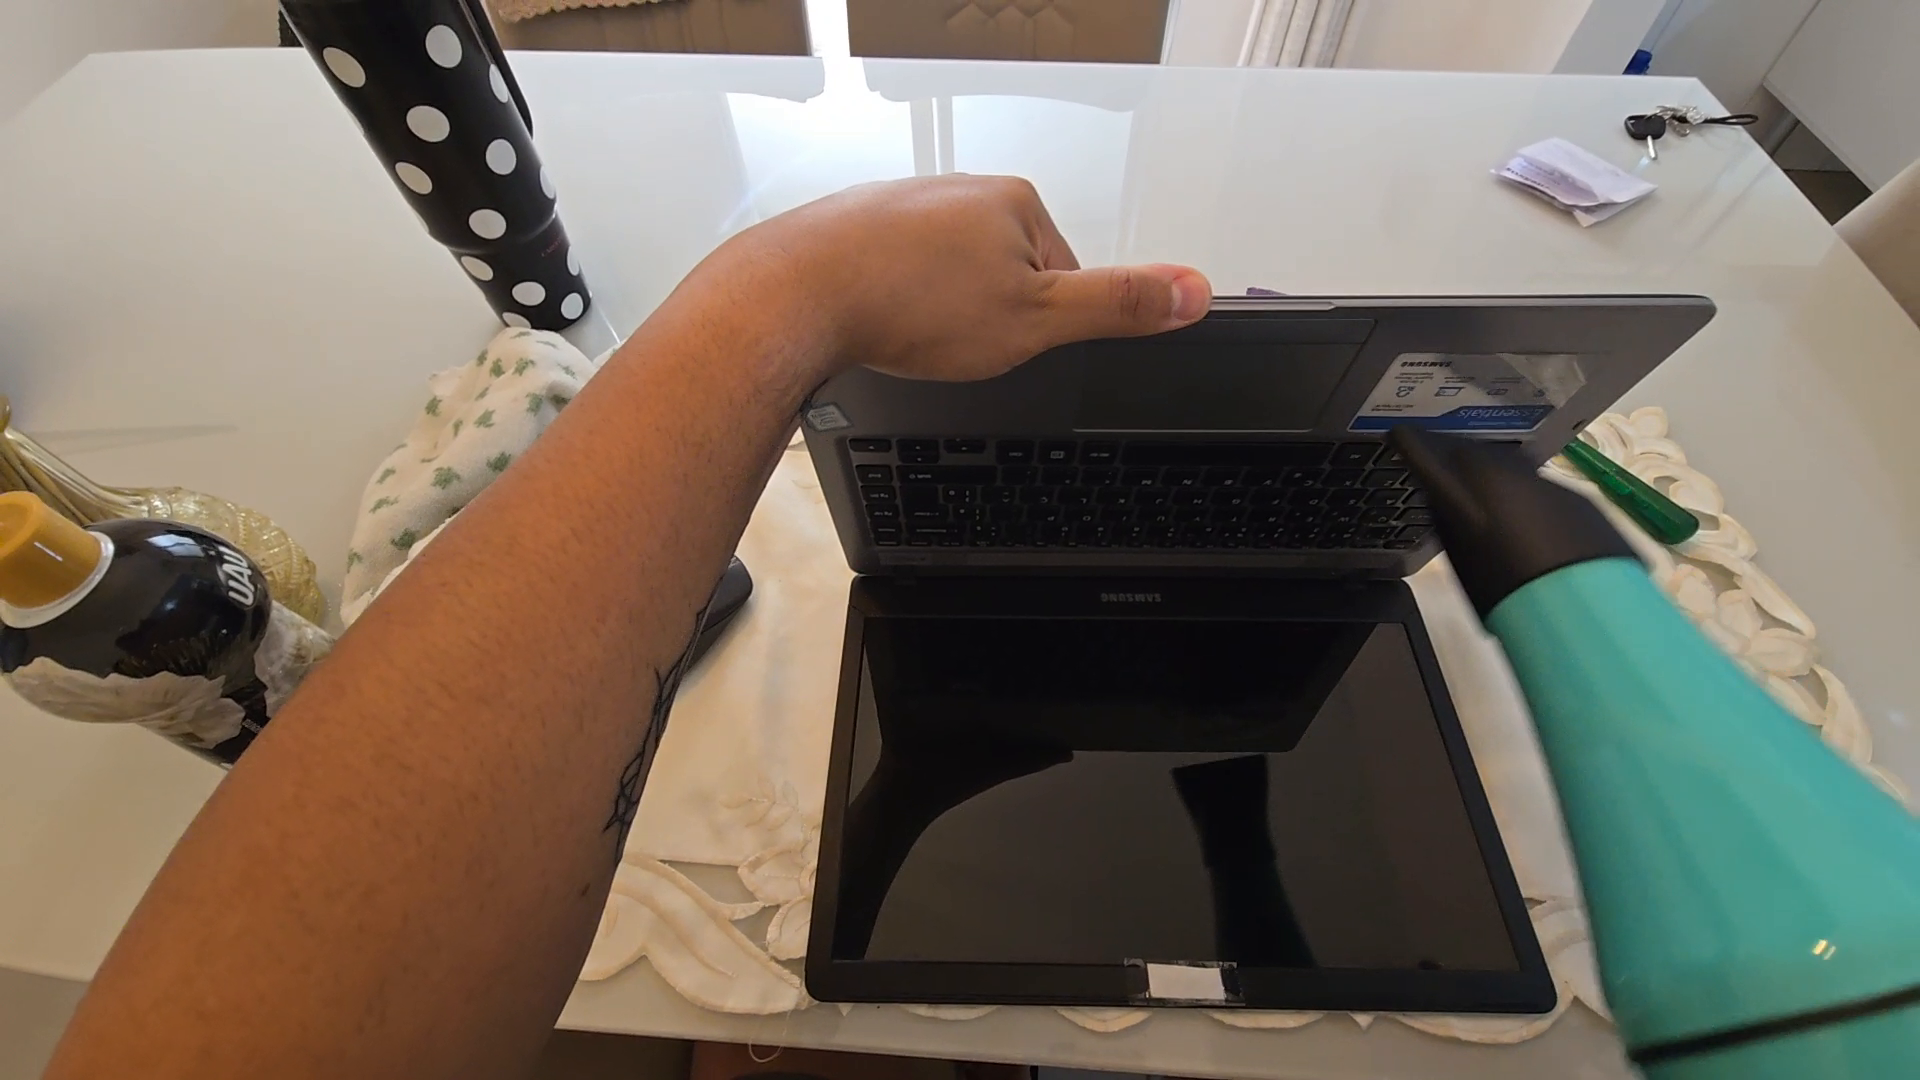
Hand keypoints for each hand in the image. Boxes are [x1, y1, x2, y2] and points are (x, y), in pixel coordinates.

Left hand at [689, 174, 1211, 382]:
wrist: (803, 294)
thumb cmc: (914, 302)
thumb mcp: (1035, 318)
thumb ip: (1115, 305)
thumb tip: (1192, 291)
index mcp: (1016, 204)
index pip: (1063, 274)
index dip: (1043, 326)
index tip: (1011, 344)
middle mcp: (964, 192)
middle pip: (1007, 275)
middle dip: (991, 319)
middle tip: (959, 344)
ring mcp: (912, 206)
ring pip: (952, 279)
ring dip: (943, 314)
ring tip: (917, 334)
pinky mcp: (869, 227)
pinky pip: (906, 276)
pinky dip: (902, 303)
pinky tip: (887, 320)